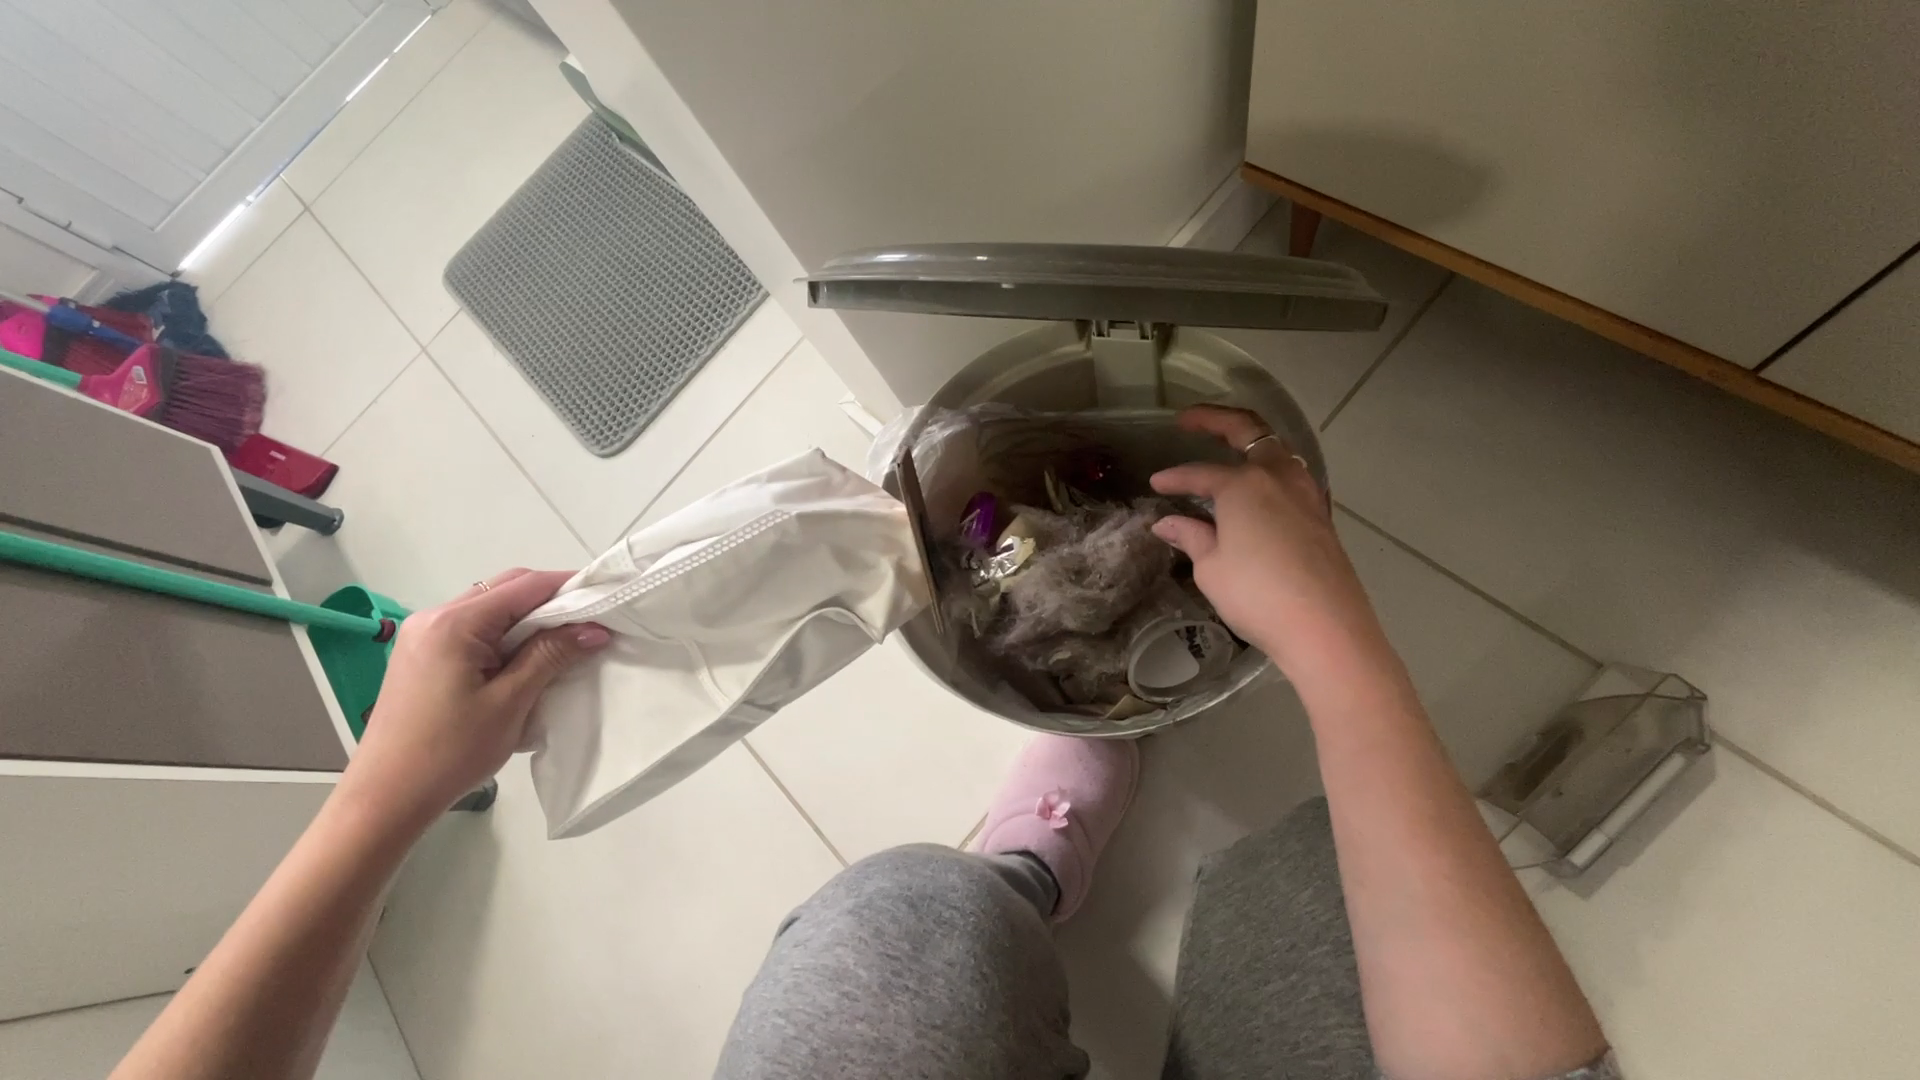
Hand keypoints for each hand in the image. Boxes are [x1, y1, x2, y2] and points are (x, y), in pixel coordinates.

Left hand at [340, 568, 608, 826]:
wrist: (385, 798)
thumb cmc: (449, 752)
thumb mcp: (510, 702)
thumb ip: (551, 655)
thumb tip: (594, 628)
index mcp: (454, 623)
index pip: (525, 585)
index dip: (570, 587)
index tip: (607, 599)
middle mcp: (434, 617)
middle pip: (505, 588)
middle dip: (552, 599)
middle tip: (590, 622)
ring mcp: (423, 635)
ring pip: (490, 607)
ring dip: (529, 618)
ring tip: (564, 642)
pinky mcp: (422, 655)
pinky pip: (474, 628)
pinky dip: (506, 633)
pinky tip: (526, 657)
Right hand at [1150, 405, 1388, 681]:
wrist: (1326, 628)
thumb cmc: (1257, 595)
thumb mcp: (1211, 568)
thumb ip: (1191, 537)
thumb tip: (1168, 523)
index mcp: (1244, 484)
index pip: (1200, 473)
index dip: (1174, 478)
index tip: (1154, 484)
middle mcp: (1278, 478)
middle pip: (1249, 433)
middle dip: (1216, 421)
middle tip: (1189, 420)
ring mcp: (1306, 495)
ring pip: (1277, 452)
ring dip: (1251, 444)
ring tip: (1229, 451)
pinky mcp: (1320, 517)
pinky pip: (1290, 478)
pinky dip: (1268, 472)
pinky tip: (1258, 491)